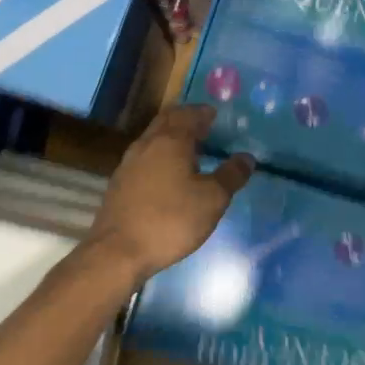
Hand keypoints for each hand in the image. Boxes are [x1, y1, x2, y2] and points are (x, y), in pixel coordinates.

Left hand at [90, 105, 253, 281]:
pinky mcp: (119, 184)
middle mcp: (146, 144)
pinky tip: (168, 175)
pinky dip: (159, 156)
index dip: (203, 113)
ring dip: (171, 138)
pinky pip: (144, 158)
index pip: (188, 114)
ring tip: (190, 150)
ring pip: (152, 139)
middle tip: (204, 127)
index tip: (215, 115)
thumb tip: (246, 158)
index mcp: (170, 141)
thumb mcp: (212, 199)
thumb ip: (231, 175)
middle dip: (185, 120)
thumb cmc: (171, 220)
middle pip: (166, 121)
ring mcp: (128, 164)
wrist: (118, 251)